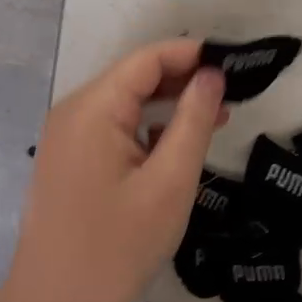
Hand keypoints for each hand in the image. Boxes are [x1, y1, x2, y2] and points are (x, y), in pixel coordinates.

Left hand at [0, 40, 227, 301]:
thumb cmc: (116, 246)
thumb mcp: (169, 183)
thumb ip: (194, 120)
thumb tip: (213, 73)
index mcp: (92, 108)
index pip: (148, 59)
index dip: (192, 55)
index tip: (233, 64)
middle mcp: (74, 112)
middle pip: (136, 78)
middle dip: (184, 81)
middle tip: (232, 95)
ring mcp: (67, 138)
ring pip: (127, 104)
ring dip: (169, 107)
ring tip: (215, 120)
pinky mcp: (69, 162)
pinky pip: (113, 129)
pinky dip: (147, 130)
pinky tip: (178, 147)